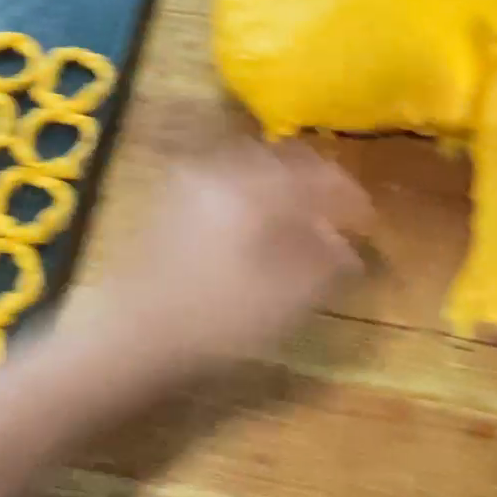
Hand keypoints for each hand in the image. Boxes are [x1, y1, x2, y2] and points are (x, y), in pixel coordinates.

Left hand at [98, 141, 371, 362]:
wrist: (129, 335)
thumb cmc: (213, 321)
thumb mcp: (282, 299)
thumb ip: (323, 264)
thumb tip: (349, 248)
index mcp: (254, 190)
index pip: (317, 178)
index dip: (348, 197)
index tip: (368, 221)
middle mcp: (220, 171)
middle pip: (282, 161)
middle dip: (317, 183)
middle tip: (338, 211)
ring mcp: (190, 183)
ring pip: (252, 167)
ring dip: (284, 185)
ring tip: (303, 217)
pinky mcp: (170, 202)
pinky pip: (226, 180)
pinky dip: (254, 192)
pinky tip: (258, 224)